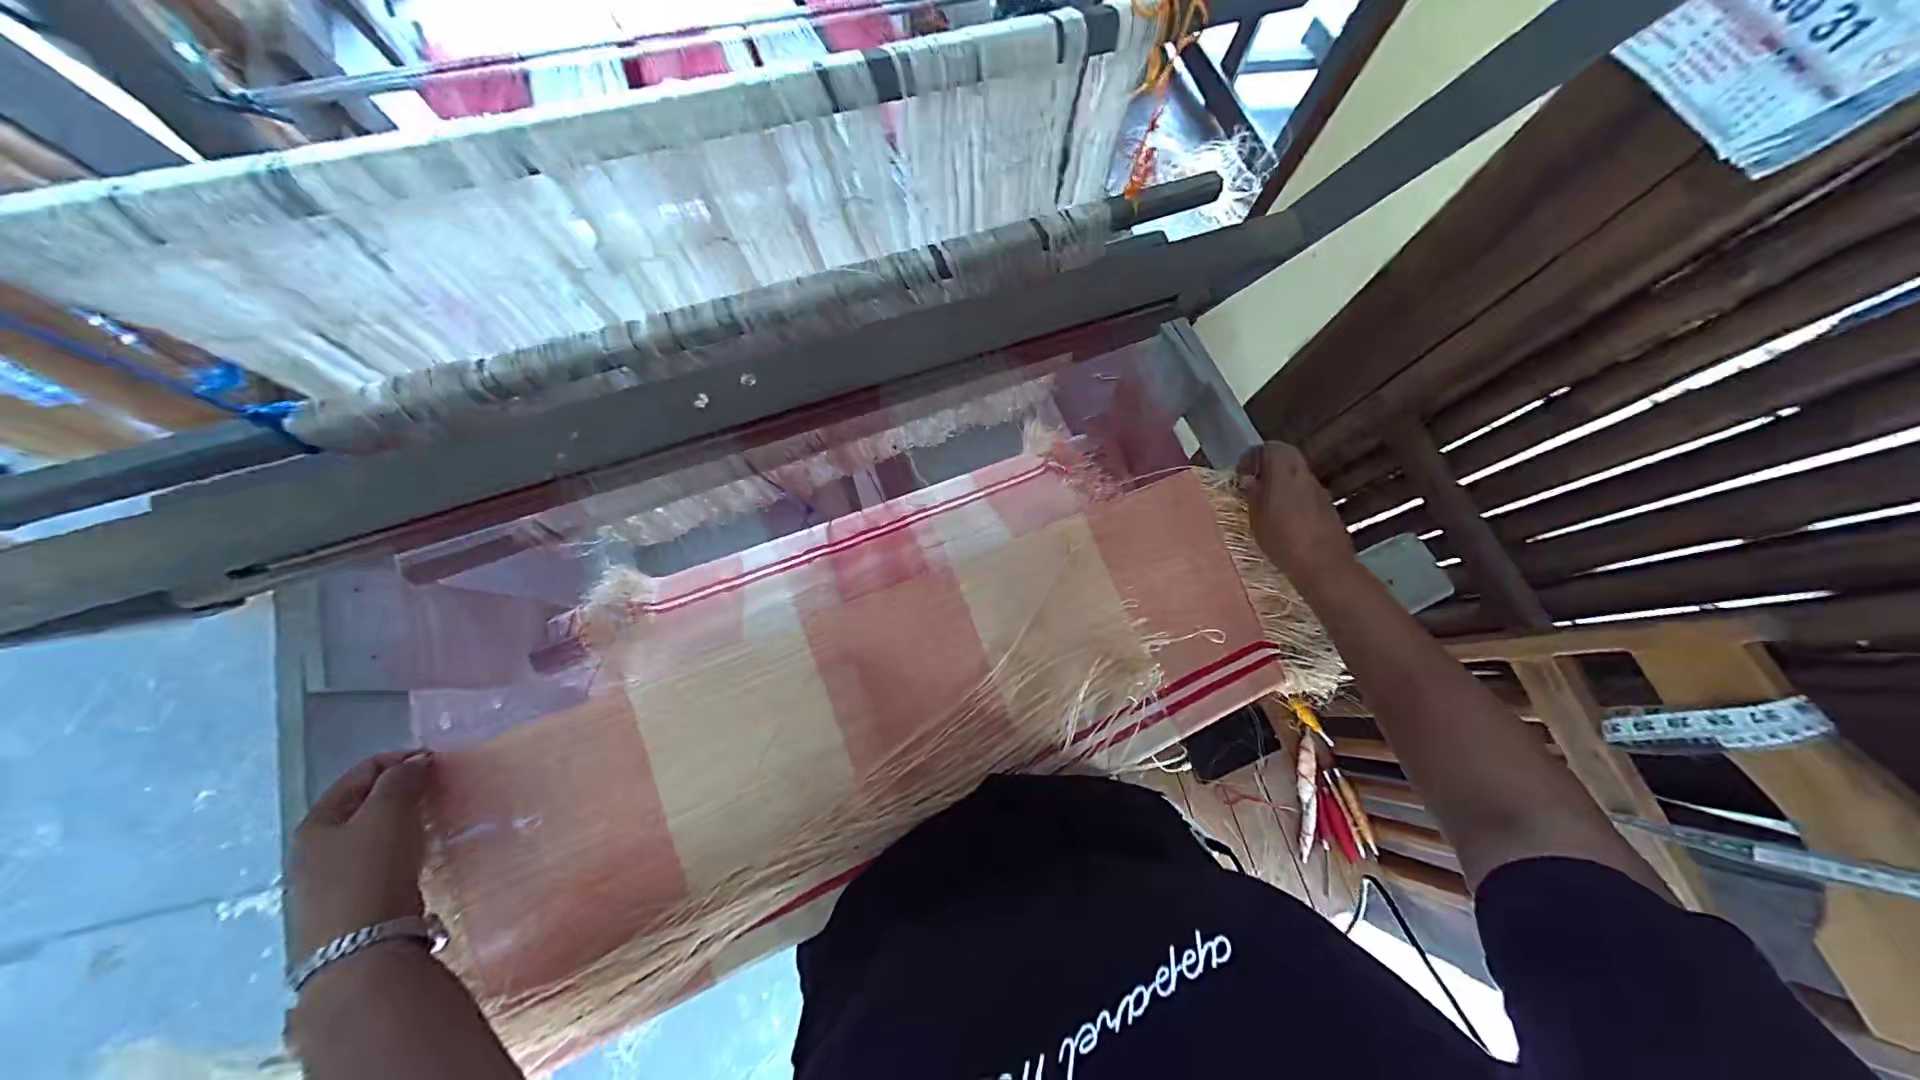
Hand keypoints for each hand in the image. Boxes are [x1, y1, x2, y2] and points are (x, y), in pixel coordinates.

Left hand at [289, 751, 434, 957]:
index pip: (361, 772)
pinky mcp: (349, 898)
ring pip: (372, 830)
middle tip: (440, 787)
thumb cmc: (371, 870)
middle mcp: (314, 846)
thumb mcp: (389, 814)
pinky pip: (379, 856)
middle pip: (365, 802)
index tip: (438, 761)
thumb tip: (416, 760)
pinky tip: (420, 851)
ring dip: (404, 816)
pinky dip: (402, 843)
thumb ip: (402, 780)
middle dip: (403, 788)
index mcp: (318, 820)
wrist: (361, 947)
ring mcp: (328, 876)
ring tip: (435, 816)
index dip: (400, 760)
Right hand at [1236, 441, 1354, 576]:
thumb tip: (1250, 480)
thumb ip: (1253, 495)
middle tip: (1254, 484)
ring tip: (1267, 503)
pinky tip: (1286, 518)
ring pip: (1297, 474)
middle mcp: (1304, 476)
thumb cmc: (1284, 541)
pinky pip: (1306, 491)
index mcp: (1284, 475)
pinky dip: (1294, 495)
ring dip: (1282, 481)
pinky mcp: (1327, 506)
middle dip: (1268, 465)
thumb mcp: (1257, 520)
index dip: (1253, 456)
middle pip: (1287, 456)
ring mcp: (1319, 490)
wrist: (1324, 565)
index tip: (1242, 474)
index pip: (1271, 448)